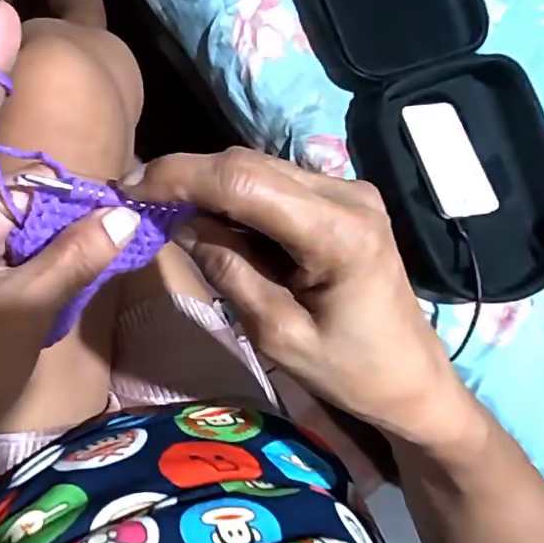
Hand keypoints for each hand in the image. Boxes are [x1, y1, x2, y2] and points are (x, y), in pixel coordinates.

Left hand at [0, 0, 137, 425]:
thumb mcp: (20, 311)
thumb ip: (72, 258)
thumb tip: (125, 213)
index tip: (2, 11)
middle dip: (20, 98)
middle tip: (49, 40)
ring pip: (15, 178)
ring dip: (49, 153)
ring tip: (79, 104)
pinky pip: (28, 212)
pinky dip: (56, 196)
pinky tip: (83, 177)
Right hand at [123, 148, 475, 446]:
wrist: (413, 379)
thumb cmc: (350, 370)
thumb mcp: (276, 332)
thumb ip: (228, 270)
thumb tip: (181, 222)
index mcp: (338, 232)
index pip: (243, 181)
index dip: (180, 177)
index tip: (130, 190)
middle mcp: (347, 194)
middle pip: (247, 163)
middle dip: (185, 176)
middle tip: (135, 197)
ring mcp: (348, 190)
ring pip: (256, 166)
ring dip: (205, 182)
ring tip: (161, 204)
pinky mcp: (341, 198)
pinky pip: (272, 181)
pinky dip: (230, 193)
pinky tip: (205, 213)